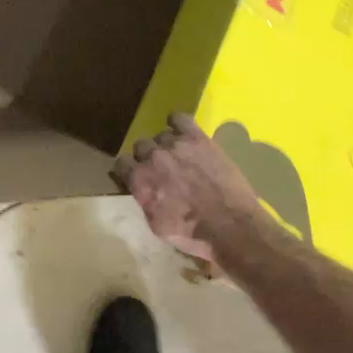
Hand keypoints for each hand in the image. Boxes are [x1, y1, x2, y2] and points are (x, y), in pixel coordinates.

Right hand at [114, 113, 272, 266]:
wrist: (231, 225)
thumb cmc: (193, 233)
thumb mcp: (157, 226)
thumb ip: (144, 201)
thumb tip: (142, 191)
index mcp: (140, 180)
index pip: (121, 163)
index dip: (130, 170)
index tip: (138, 177)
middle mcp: (153, 157)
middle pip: (141, 145)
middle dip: (148, 157)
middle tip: (163, 170)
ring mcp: (175, 144)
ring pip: (161, 135)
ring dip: (166, 145)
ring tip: (180, 157)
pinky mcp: (197, 138)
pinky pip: (180, 118)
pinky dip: (178, 123)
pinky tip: (183, 132)